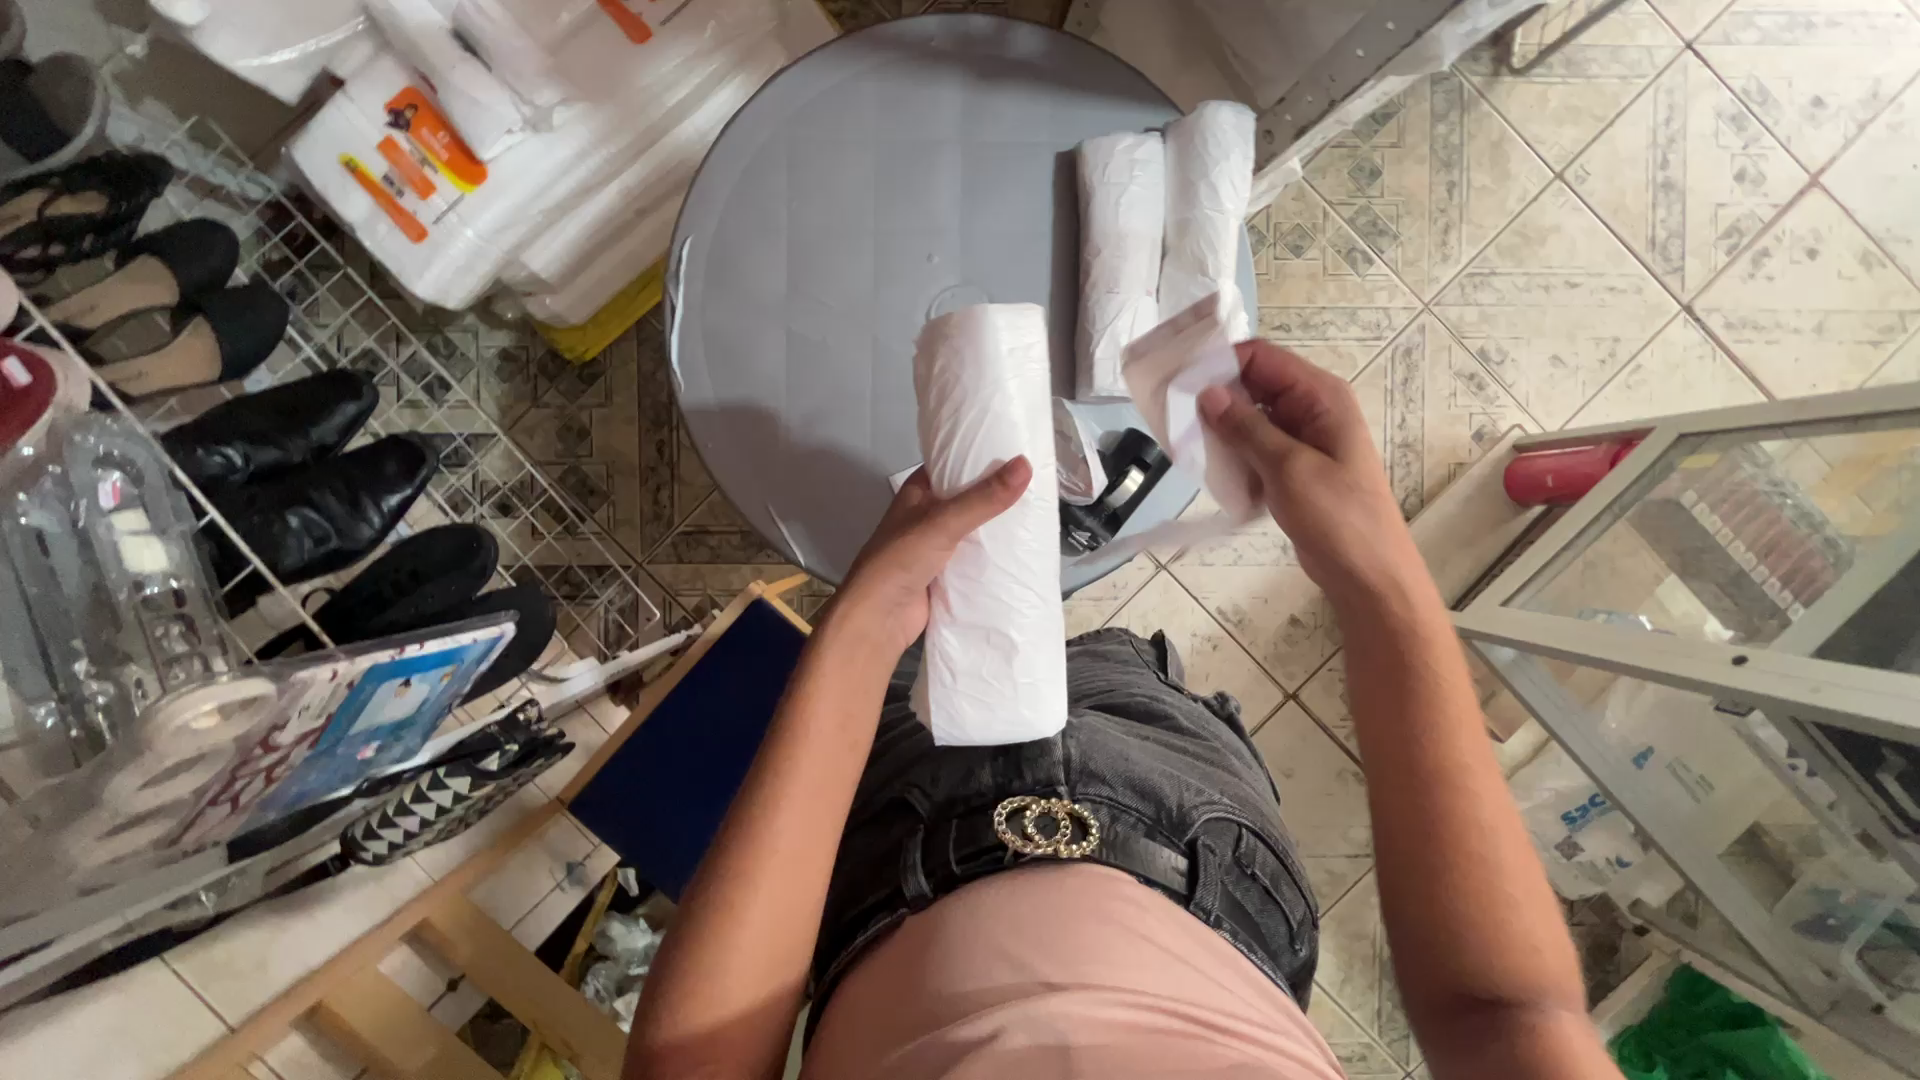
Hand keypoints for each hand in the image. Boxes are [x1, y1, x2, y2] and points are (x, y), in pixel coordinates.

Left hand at [828, 457, 1033, 654]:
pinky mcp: (947, 572)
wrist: (880, 618)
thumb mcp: (944, 521)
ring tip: (1039, 510)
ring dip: (998, 524)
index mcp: (919, 491)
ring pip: (974, 528)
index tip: (1017, 447)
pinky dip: (994, 554)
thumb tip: (1025, 464)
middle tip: (1039, 480)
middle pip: (969, 496)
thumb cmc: (901, 560)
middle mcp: (928, 514)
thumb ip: (984, 498)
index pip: (952, 462)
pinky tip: (1023, 550)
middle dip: (997, 491)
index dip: (980, 454)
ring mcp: (937, 545)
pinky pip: (976, 557)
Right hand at [1199, 341, 1428, 611]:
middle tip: (1172, 413)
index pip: (1261, 358)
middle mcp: (1309, 409)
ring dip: (1218, 428)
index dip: (1221, 363)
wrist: (1365, 572)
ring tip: (1182, 441)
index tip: (1180, 380)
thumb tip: (1207, 393)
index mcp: (1319, 396)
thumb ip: (1247, 428)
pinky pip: (1251, 448)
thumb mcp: (1288, 467)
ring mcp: (1298, 440)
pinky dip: (1229, 453)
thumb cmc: (1337, 516)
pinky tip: (1206, 466)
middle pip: (1251, 385)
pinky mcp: (1287, 468)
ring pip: (1247, 418)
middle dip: (1213, 396)